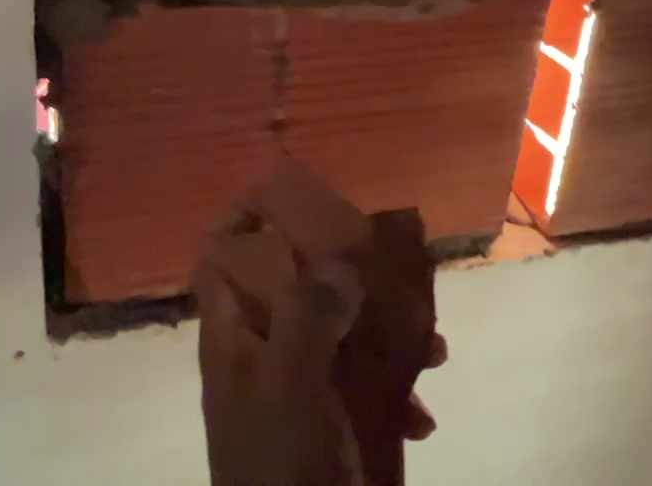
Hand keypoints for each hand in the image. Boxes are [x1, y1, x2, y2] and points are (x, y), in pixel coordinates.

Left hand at [195, 164, 445, 485]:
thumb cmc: (279, 465)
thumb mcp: (288, 385)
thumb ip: (306, 315)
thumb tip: (337, 262)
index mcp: (230, 334)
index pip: (221, 252)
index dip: (246, 216)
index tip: (295, 192)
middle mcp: (256, 351)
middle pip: (286, 282)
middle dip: (337, 266)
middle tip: (381, 258)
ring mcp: (290, 386)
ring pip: (333, 328)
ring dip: (380, 328)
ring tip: (430, 339)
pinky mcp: (324, 422)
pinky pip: (359, 382)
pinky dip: (392, 387)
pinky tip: (422, 411)